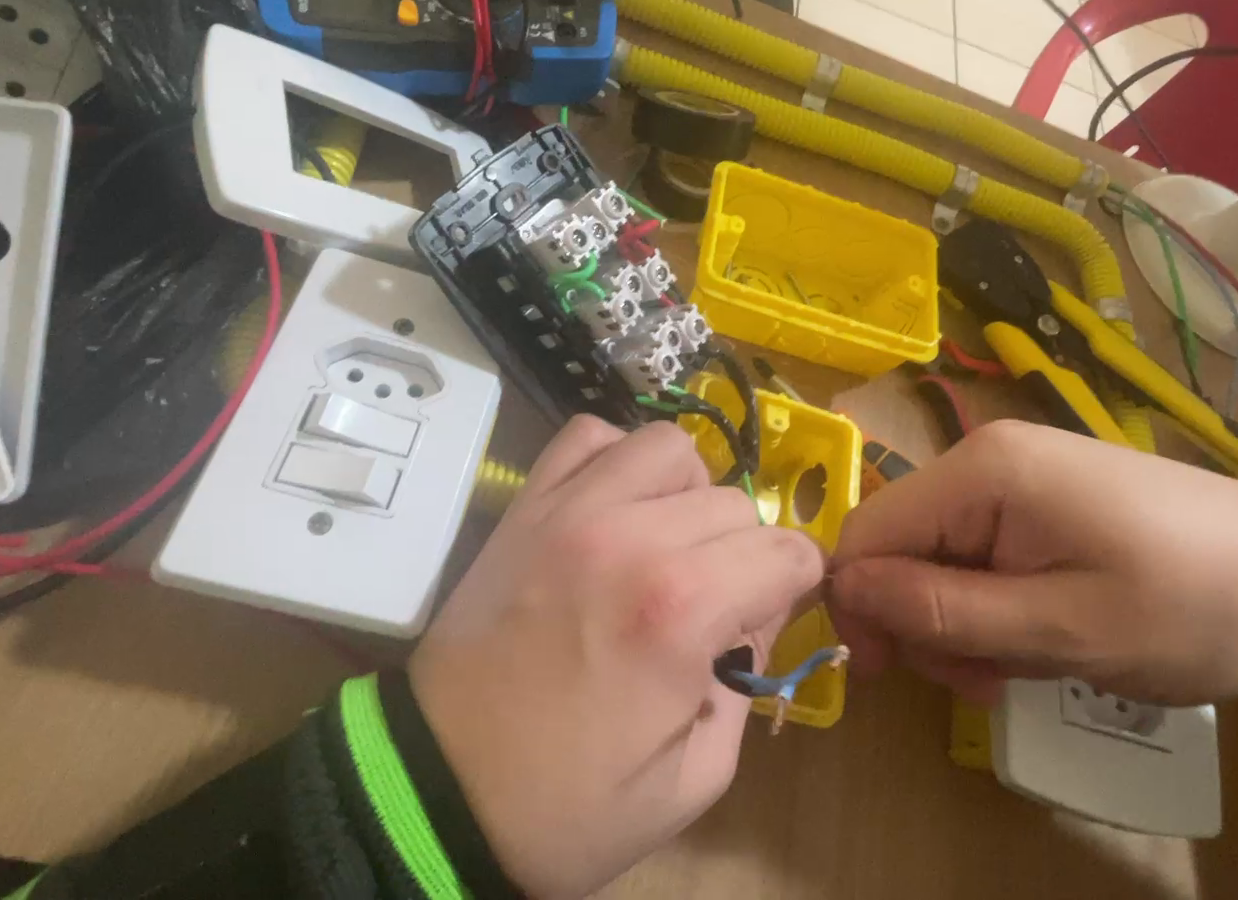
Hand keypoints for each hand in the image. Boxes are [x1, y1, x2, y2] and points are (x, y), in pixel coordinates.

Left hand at [409, 416, 824, 898]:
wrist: (440, 788)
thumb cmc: (568, 802)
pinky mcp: (526, 505)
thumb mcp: (694, 776)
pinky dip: (616, 458)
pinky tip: (615, 505)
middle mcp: (630, 537)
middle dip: (744, 553)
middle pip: (734, 503)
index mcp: (679, 610)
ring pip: (669, 447)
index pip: (787, 552)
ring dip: (687, 491)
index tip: (773, 611)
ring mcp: (570, 509)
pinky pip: (588, 436)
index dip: (797, 584)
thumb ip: (748, 681)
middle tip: (714, 601)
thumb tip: (757, 610)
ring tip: (667, 540)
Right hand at [829, 420, 1237, 705]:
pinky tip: (1040, 634)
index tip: (888, 678)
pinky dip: (993, 603)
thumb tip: (846, 593)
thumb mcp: (1062, 628)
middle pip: (901, 543)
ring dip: (961, 620)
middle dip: (922, 620)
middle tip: (982, 683)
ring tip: (1023, 666)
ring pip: (939, 554)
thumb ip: (943, 610)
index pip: (868, 531)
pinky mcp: (1043, 494)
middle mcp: (986, 456)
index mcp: (982, 470)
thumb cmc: (1194, 607)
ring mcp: (1017, 472)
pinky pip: (980, 550)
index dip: (860, 605)